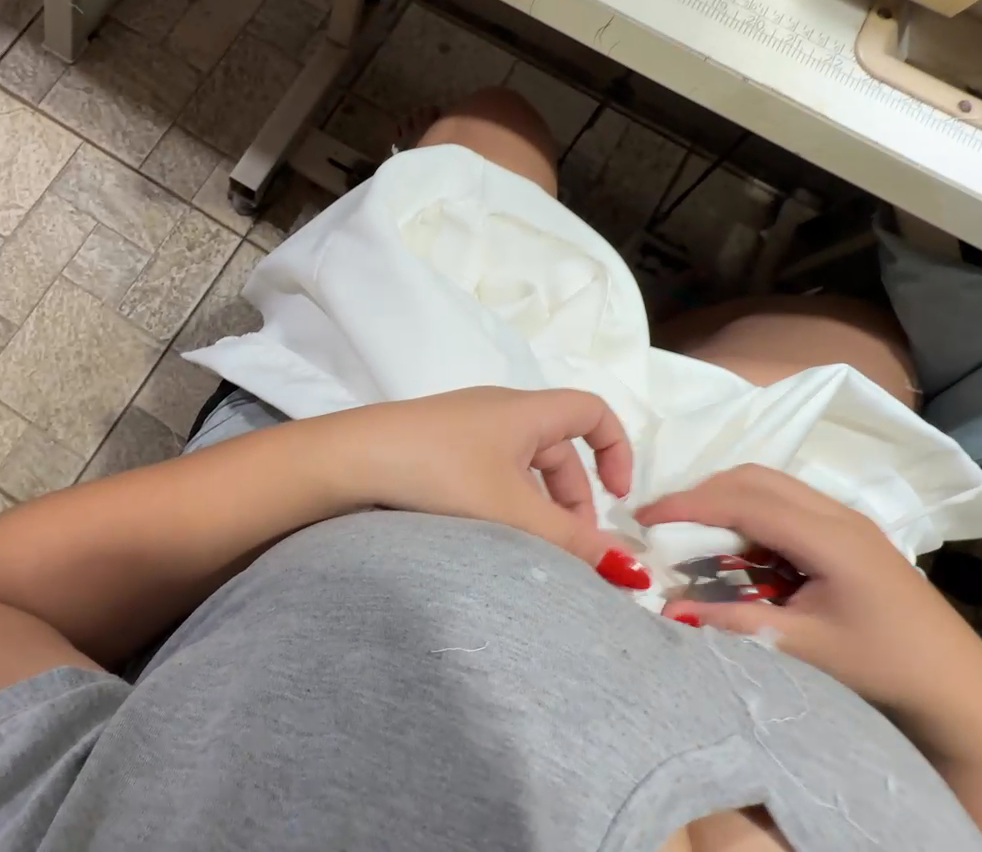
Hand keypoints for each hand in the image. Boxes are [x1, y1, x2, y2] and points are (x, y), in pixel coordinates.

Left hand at [316, 387, 650, 589]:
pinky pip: (487, 467)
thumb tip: (630, 571)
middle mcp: (496, 410)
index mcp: (525, 410)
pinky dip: (502, 497)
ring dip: (537, 502)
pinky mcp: (433, 444)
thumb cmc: (440, 473)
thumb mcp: (512, 510)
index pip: (592, 410)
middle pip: (557, 445)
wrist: (350, 458)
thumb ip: (571, 542)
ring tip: (529, 548)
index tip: (619, 497)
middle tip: (570, 546)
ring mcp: (461, 426)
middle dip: (573, 496)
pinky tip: (486, 534)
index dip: (617, 449)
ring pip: (520, 462)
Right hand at [635, 466, 981, 758]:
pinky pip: (784, 501)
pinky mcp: (849, 533)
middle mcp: (838, 516)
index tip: (643, 520)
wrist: (962, 692)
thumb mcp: (804, 648)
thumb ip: (733, 624)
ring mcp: (847, 520)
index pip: (742, 501)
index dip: (687, 505)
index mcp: (829, 538)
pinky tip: (735, 543)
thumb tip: (666, 610)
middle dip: (700, 494)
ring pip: (768, 484)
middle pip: (753, 478)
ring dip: (723, 498)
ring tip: (690, 531)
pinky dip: (746, 510)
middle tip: (662, 523)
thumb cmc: (886, 668)